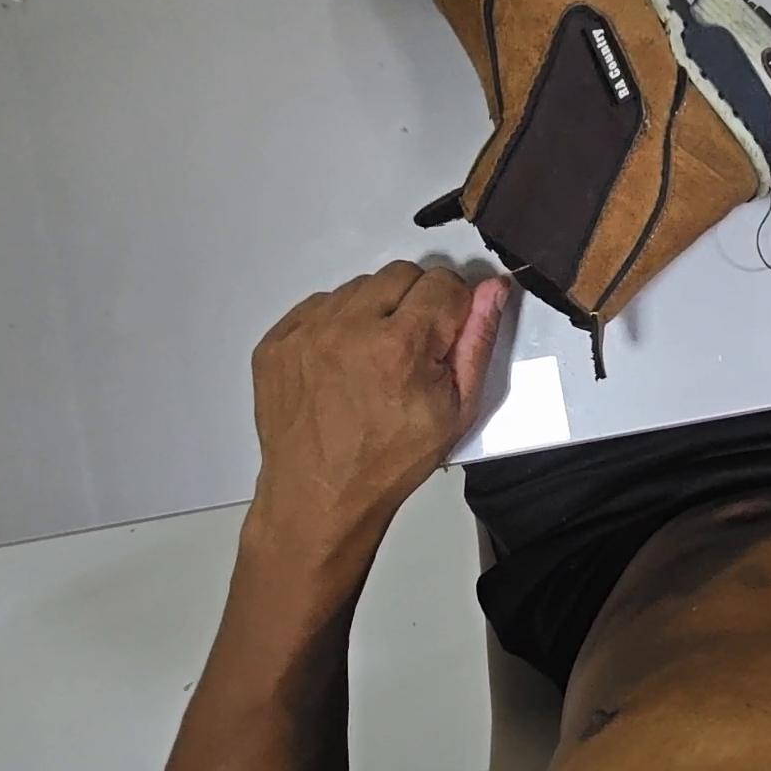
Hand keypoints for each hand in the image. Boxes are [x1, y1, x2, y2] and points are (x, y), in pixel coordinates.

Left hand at [243, 261, 508, 573]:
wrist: (321, 496)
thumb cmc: (397, 458)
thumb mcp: (459, 406)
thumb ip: (478, 339)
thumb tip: (495, 287)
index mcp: (399, 345)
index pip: (444, 282)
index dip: (455, 306)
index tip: (448, 336)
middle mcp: (348, 328)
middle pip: (402, 273)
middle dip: (419, 301)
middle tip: (415, 346)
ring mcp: (305, 332)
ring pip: (361, 285)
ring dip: (379, 309)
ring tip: (378, 355)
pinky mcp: (276, 341)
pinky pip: (322, 303)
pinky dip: (341, 321)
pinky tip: (346, 360)